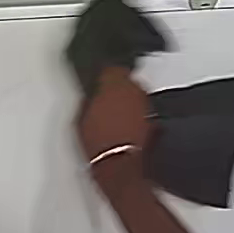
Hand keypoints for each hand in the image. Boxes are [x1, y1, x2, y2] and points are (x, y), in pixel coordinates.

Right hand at [77, 67, 151, 183]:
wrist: (118, 164)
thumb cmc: (98, 142)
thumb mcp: (81, 119)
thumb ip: (88, 101)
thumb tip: (90, 98)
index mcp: (112, 84)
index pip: (111, 69)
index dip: (104, 75)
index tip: (99, 80)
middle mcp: (132, 90)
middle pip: (126, 79)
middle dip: (117, 85)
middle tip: (106, 97)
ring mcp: (144, 104)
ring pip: (136, 92)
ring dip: (127, 98)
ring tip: (115, 112)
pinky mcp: (152, 118)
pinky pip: (142, 108)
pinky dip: (135, 112)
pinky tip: (125, 122)